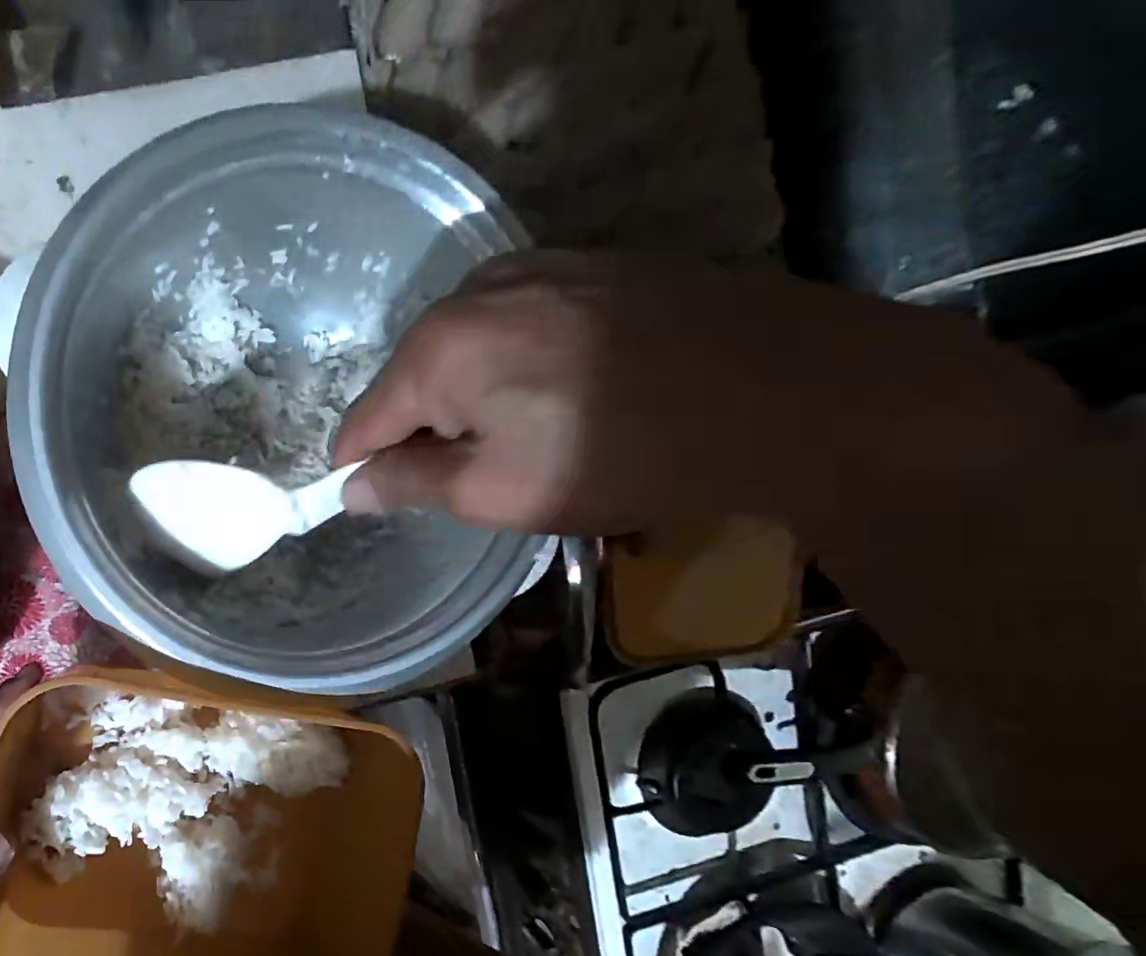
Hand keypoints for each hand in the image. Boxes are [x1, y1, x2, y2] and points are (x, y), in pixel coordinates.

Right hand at [333, 251, 1077, 536]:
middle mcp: (468, 292)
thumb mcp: (498, 492)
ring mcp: (528, 268)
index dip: (359, 467)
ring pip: (459, 350)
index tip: (373, 500)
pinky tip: (559, 391)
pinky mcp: (578, 265)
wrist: (794, 389)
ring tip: (525, 435)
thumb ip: (410, 483)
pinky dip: (509, 364)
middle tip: (471, 477)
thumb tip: (351, 487)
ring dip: (468, 398)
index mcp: (438, 348)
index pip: (362, 420)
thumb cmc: (624, 454)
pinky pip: (508, 325)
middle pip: (409, 380)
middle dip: (422, 430)